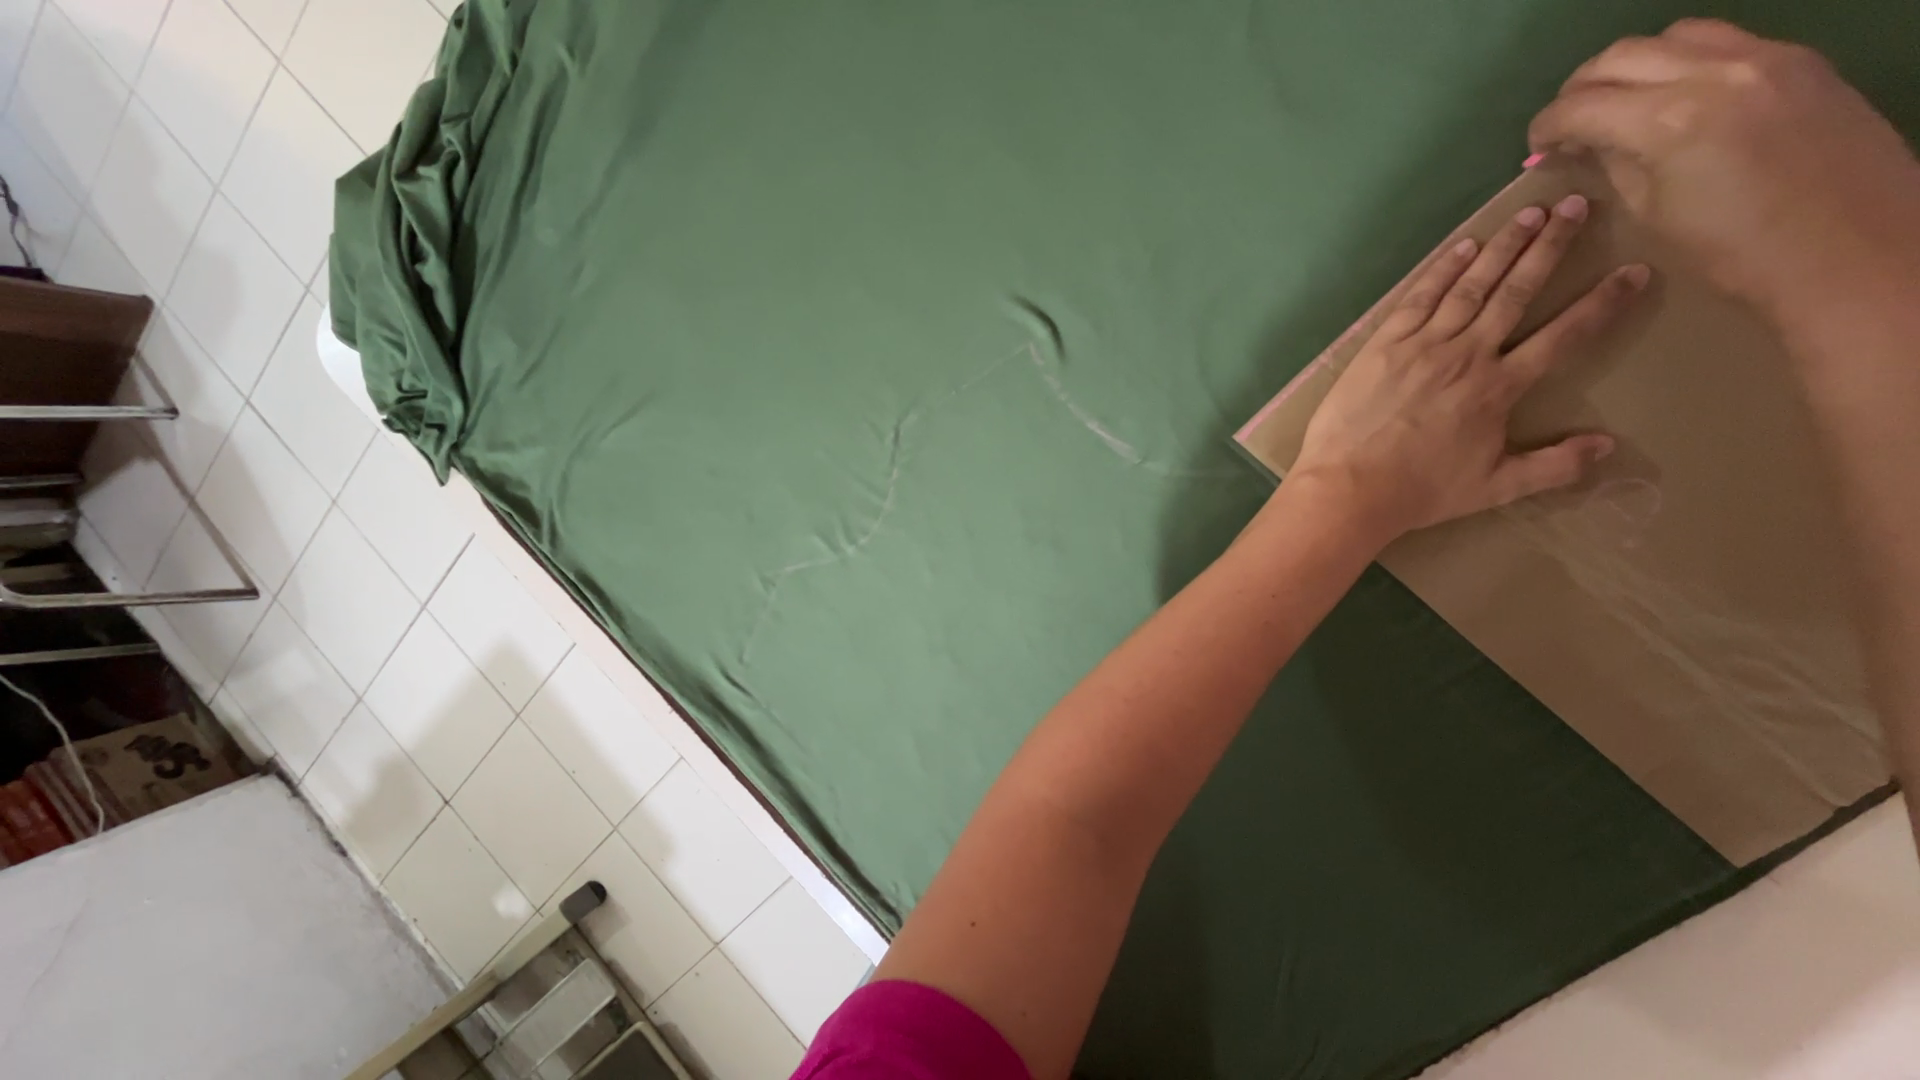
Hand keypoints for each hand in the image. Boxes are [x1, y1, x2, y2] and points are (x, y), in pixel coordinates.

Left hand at [1291, 195, 1647, 541]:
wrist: (1350, 486)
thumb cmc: (1421, 491)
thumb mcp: (1495, 488)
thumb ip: (1553, 466)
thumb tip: (1608, 446)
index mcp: (1499, 388)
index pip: (1564, 336)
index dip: (1602, 303)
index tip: (1634, 271)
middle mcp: (1466, 355)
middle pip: (1516, 292)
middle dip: (1550, 247)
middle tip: (1576, 207)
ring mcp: (1422, 345)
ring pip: (1470, 286)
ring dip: (1502, 247)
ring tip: (1530, 212)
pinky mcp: (1382, 344)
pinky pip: (1418, 298)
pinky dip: (1443, 270)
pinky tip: (1464, 246)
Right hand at [1528, 20, 1919, 316]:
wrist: (1851, 250)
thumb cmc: (1736, 251)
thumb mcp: (1653, 212)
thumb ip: (1616, 163)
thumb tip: (1588, 144)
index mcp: (1670, 121)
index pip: (1579, 105)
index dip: (1546, 128)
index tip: (1539, 151)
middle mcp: (1716, 72)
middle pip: (1619, 57)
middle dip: (1580, 91)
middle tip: (1571, 128)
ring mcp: (1766, 58)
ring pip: (1672, 36)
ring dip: (1632, 67)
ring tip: (1623, 107)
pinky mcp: (1799, 60)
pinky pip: (1722, 42)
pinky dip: (1683, 63)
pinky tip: (1678, 101)